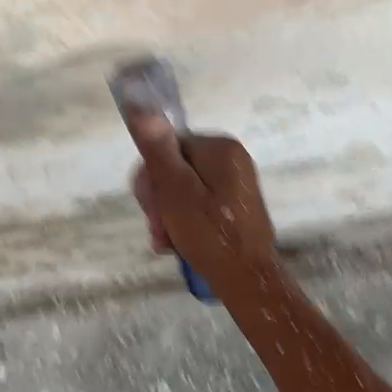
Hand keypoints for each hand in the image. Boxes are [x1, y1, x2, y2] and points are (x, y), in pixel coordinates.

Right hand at [125, 112, 277, 279]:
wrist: (248, 283)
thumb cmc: (210, 235)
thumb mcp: (176, 192)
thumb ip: (159, 151)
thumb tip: (143, 108)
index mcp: (220, 149)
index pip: (168, 147)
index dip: (152, 178)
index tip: (149, 206)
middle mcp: (231, 159)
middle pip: (174, 168)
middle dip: (159, 200)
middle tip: (158, 228)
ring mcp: (234, 182)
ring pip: (182, 188)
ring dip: (167, 214)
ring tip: (165, 241)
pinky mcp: (235, 204)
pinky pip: (197, 203)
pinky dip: (183, 221)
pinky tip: (176, 242)